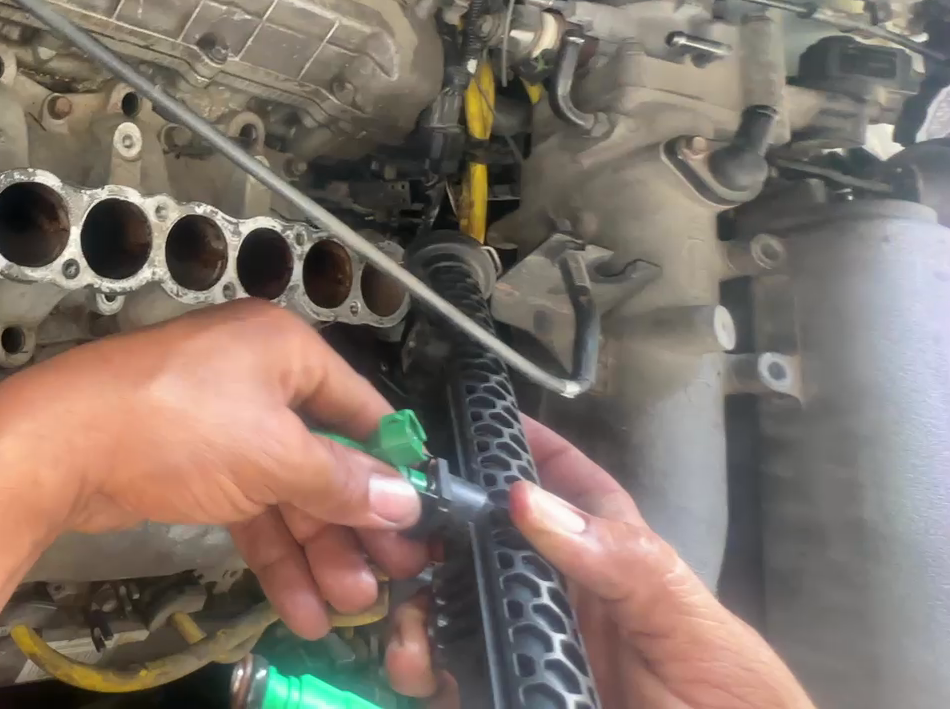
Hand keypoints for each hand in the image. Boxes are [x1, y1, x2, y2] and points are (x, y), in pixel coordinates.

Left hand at [0, 300, 429, 637]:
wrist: (65, 441)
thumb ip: (343, 481)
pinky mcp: (186, 457)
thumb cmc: (181, 428)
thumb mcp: (275, 456)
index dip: (394, 466)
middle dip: (351, 523)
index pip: (359, 406)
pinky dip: (269, 546)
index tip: (424, 522)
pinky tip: (298, 603)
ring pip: (282, 485)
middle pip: (320, 454)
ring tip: (346, 609)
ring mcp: (215, 417)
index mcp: (280, 348)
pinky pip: (244, 500)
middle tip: (388, 585)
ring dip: (314, 547)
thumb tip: (404, 499)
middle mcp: (250, 373)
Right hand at [383, 418, 813, 708]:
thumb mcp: (702, 640)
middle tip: (392, 535)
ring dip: (411, 603)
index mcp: (612, 564)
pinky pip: (439, 664)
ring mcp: (526, 644)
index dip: (527, 444)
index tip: (470, 414)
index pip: (571, 484)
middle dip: (428, 528)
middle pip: (475, 536)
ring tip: (407, 636)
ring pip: (444, 597)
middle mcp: (559, 595)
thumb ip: (626, 565)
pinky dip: (412, 660)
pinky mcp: (499, 688)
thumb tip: (521, 496)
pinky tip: (411, 668)